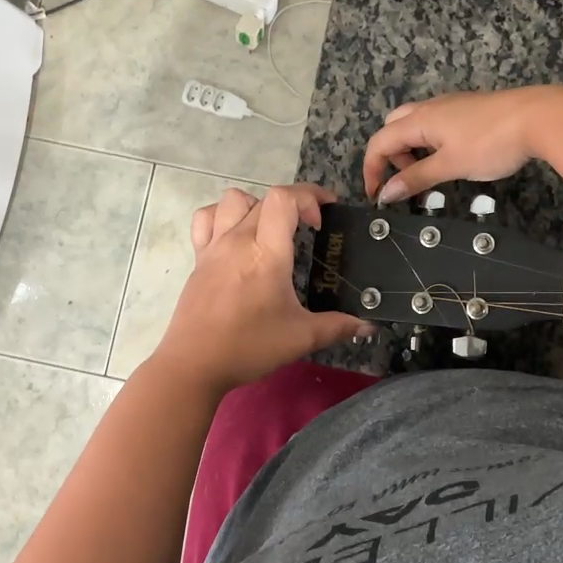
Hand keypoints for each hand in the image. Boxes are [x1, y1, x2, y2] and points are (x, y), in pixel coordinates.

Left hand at [149, 183, 371, 391]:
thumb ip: (338, 326)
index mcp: (266, 253)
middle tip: (309, 228)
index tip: (324, 217)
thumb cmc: (249, 347)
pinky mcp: (198, 259)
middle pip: (265, 197)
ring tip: (270, 229)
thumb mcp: (301, 338)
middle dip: (293, 204)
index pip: (284, 198)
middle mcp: (238, 240)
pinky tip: (236, 236)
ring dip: (257, 204)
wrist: (193, 366)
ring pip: (232, 200)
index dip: (309, 196)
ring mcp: (214, 247)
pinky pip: (206, 219)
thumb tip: (368, 326)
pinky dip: (223, 216)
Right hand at [362, 87, 562, 202]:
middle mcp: (430, 107)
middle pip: (394, 126)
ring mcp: (451, 105)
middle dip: (391, 154)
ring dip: (412, 148)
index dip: (372, 170)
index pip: (380, 142)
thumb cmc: (490, 144)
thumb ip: (416, 178)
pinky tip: (452, 158)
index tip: (377, 196)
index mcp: (419, 120)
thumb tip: (385, 192)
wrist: (538, 118)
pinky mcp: (469, 109)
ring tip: (429, 173)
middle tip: (406, 179)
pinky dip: (430, 142)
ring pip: (416, 123)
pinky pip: (437, 123)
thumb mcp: (450, 166)